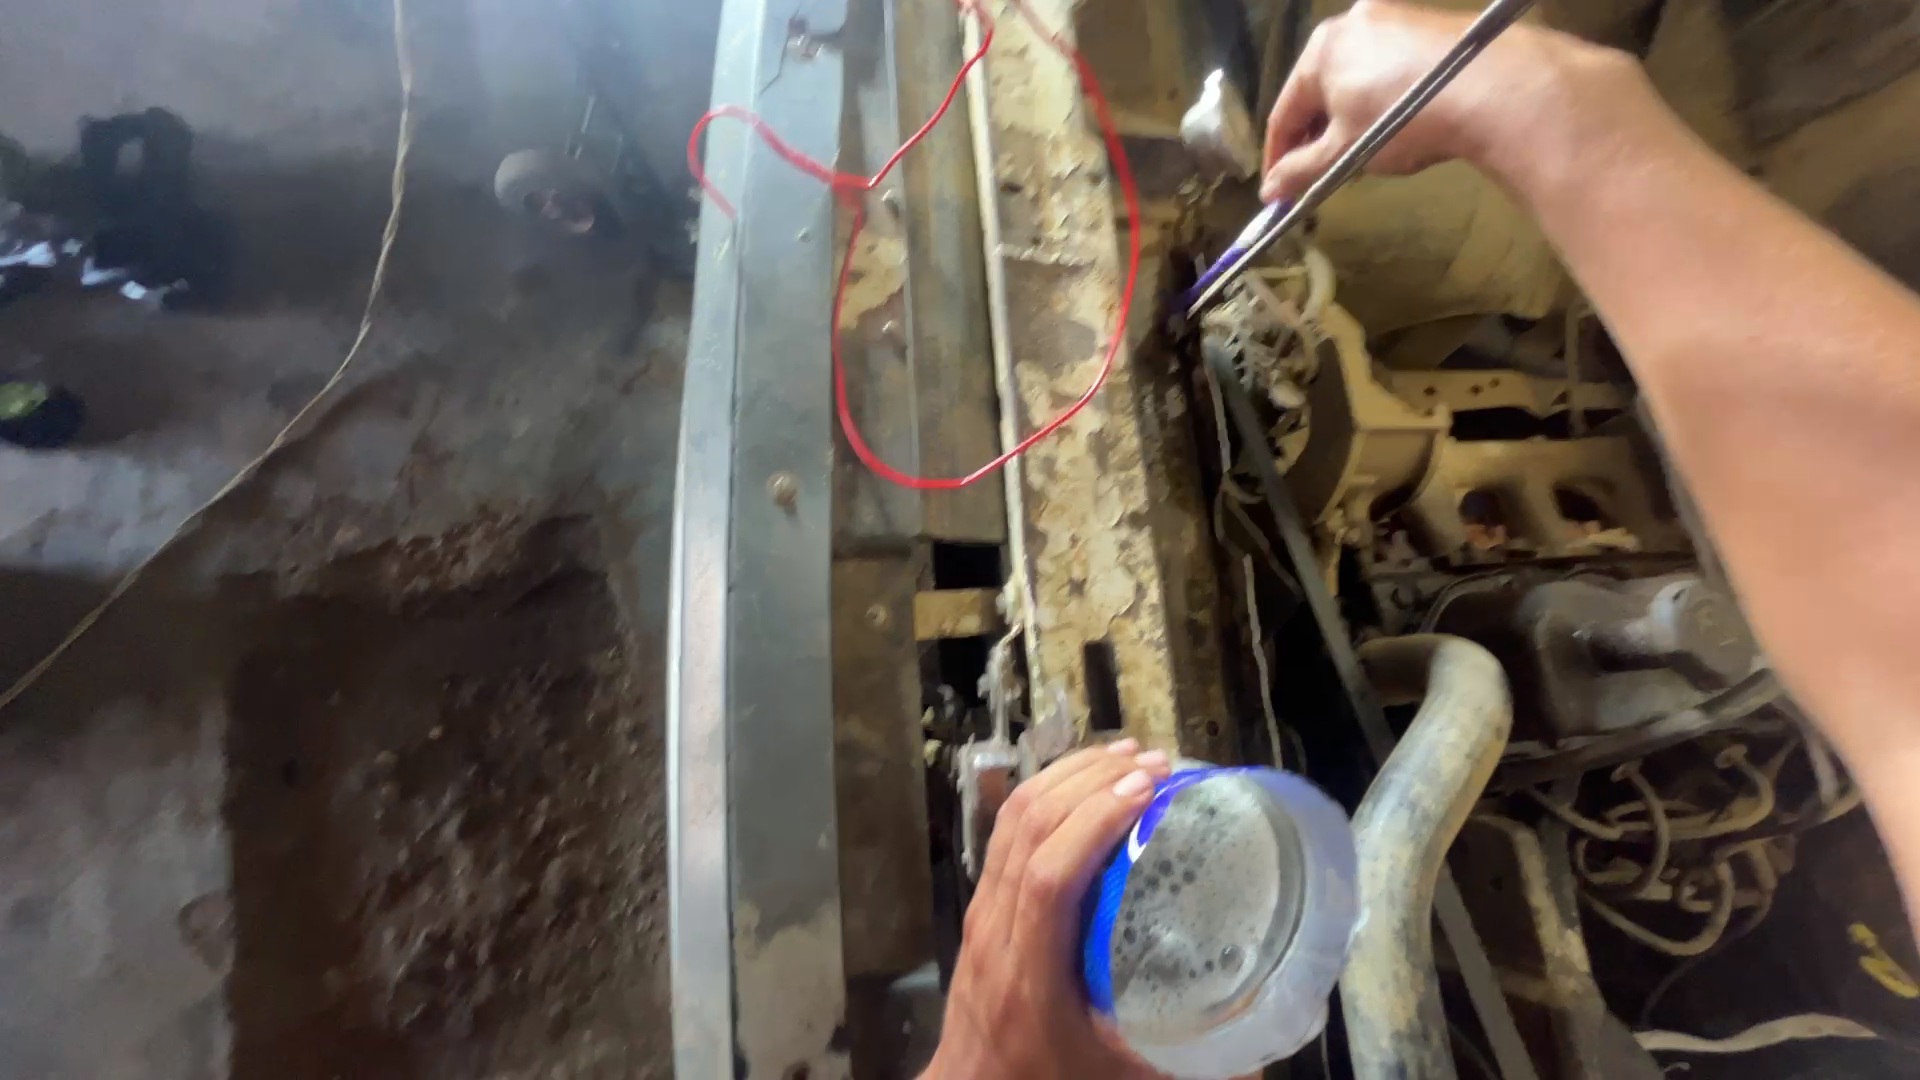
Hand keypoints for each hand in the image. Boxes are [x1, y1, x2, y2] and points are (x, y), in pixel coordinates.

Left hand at [924, 740, 1174, 1079]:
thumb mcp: (1121, 1075)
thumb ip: (1187, 1058)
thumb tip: (1262, 1047)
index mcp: (1030, 975)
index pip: (1050, 877)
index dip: (1095, 822)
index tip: (1147, 790)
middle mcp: (998, 926)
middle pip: (1030, 828)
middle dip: (1090, 781)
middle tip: (1152, 763)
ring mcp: (984, 903)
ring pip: (1014, 815)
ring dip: (1068, 773)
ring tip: (1123, 755)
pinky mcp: (983, 893)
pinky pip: (1008, 824)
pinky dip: (1047, 788)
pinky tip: (1083, 777)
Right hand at [1260, 0, 1633, 201]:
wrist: (1495, 88)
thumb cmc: (1402, 120)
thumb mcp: (1342, 154)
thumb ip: (1298, 172)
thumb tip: (1270, 191)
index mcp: (1320, 50)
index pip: (1282, 113)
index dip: (1276, 158)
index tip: (1276, 190)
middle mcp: (1350, 23)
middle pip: (1314, 93)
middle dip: (1309, 138)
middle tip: (1311, 176)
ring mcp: (1390, 18)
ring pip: (1346, 81)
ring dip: (1338, 122)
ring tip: (1347, 156)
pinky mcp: (1422, 25)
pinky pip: (1378, 69)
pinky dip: (1369, 103)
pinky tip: (1380, 129)